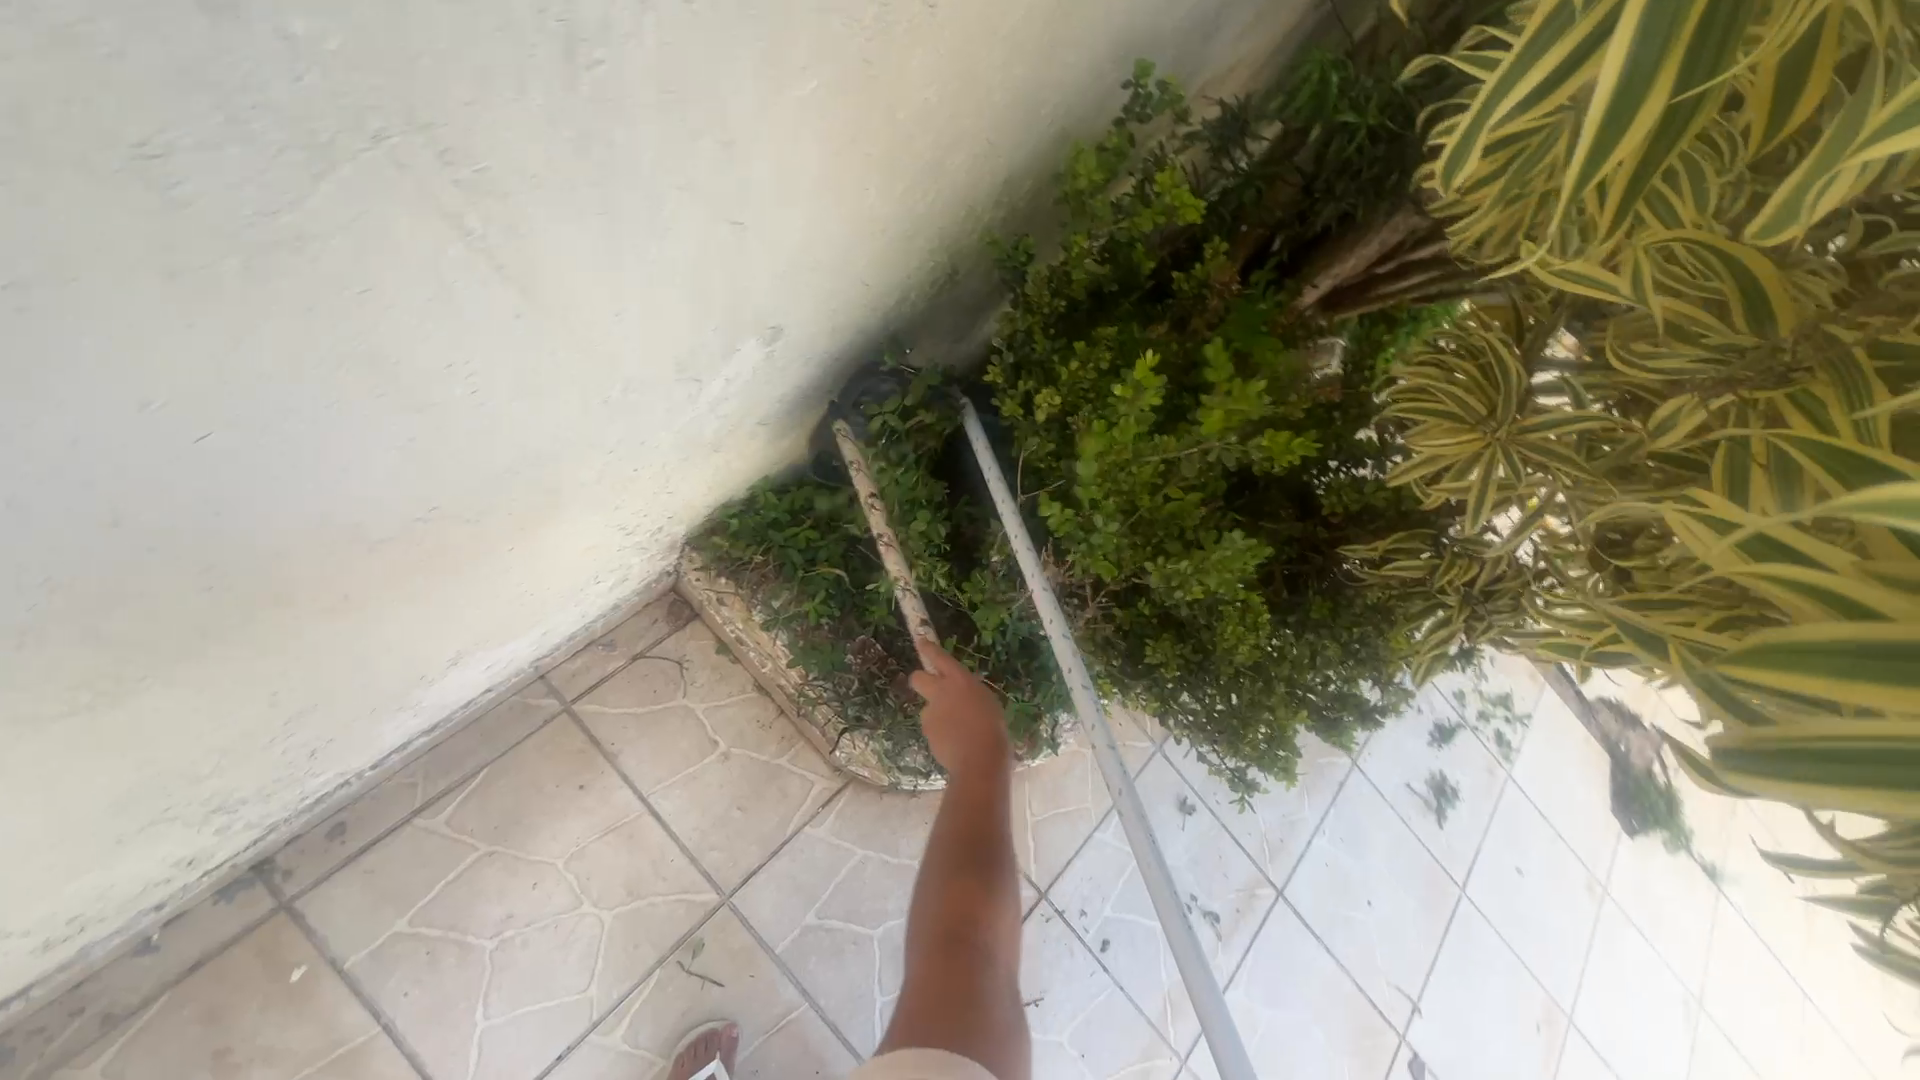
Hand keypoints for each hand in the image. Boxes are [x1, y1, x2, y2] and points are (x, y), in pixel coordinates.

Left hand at [909, 636, 1011, 778]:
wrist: (979, 759)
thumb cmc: (993, 728)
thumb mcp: (988, 703)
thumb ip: (971, 695)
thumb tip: (963, 698)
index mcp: (960, 680)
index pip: (940, 658)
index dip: (929, 648)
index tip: (921, 641)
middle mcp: (941, 692)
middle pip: (917, 678)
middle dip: (921, 680)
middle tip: (932, 690)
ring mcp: (931, 712)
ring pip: (928, 709)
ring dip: (938, 716)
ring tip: (957, 732)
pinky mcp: (927, 732)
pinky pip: (933, 729)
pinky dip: (941, 734)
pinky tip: (955, 745)